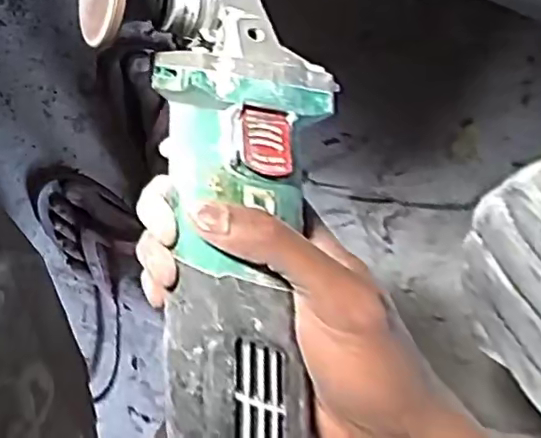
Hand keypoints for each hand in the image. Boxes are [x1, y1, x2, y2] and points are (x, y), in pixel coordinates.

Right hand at [135, 177, 485, 437]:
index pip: (238, 179)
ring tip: (167, 276)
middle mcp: (256, 249)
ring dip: (156, 251)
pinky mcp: (216, 312)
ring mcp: (233, 281)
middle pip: (192, 206)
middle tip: (167, 233)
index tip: (174, 167)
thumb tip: (205, 210)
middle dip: (166, 212)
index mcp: (292, 231)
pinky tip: (163, 296)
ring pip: (174, 243)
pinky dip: (155, 283)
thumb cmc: (385, 373)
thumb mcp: (342, 298)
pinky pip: (171, 284)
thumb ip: (279, 246)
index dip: (201, 167)